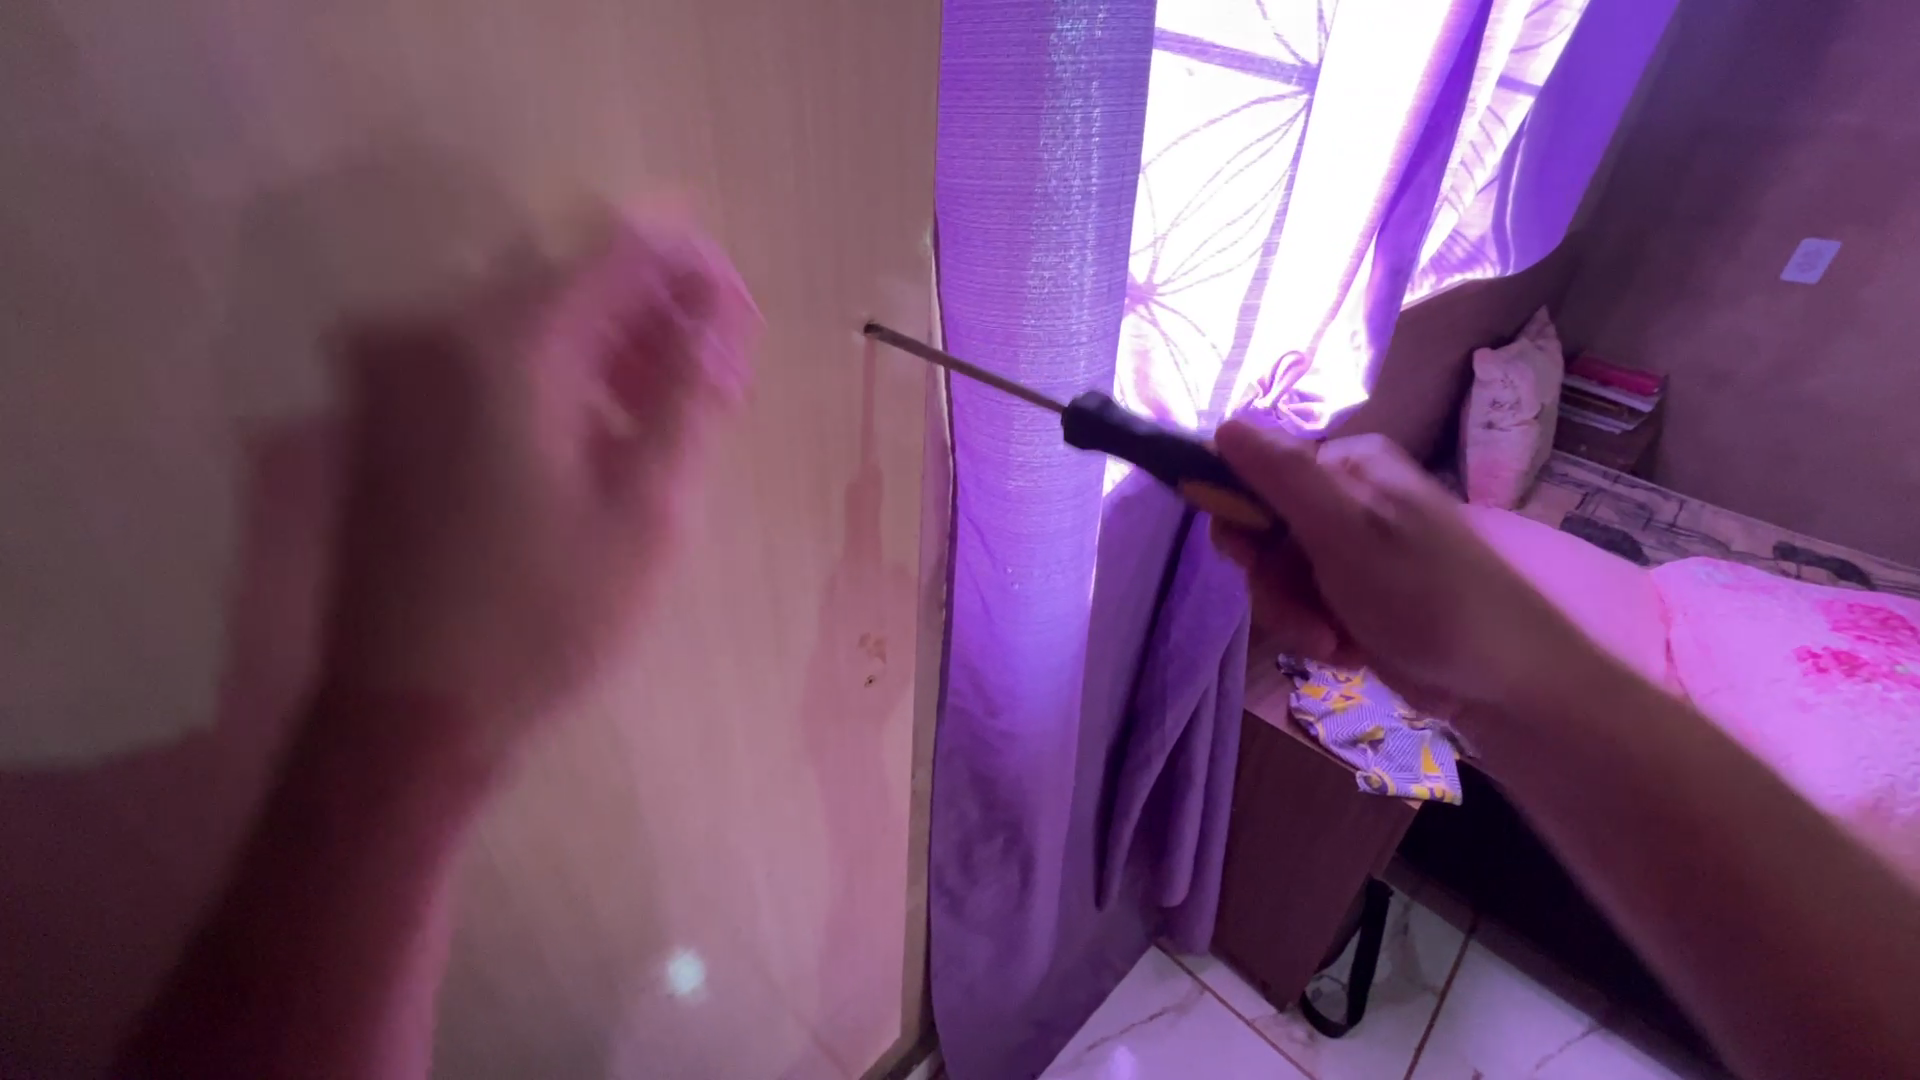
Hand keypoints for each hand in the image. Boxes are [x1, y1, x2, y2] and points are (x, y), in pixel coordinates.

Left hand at [322, 215, 755, 750]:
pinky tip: (602, 431)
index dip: (691, 274)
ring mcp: (390, 372)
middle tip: (718, 377)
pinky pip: (485, 362)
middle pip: (569, 283)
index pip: (617, 257)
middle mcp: (428, 333)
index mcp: (500, 348)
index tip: (740, 315)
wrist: (411, 713)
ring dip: (610, 353)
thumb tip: (725, 312)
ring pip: (528, 323)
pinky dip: (555, 380)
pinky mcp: (380, 415)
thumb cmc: (547, 616)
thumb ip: (691, 396)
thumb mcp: (648, 511)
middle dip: (655, 319)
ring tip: (672, 413)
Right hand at [1211, 422, 1591, 713]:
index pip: (1255, 474)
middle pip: (1259, 532)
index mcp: (1347, 466)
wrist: (1503, 683)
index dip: (1239, 518)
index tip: (1247, 558)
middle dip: (1270, 582)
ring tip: (1330, 641)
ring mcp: (1349, 548)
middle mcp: (1345, 498)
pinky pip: (1299, 603)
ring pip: (1274, 576)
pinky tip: (1345, 648)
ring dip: (1292, 615)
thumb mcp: (1345, 532)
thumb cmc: (1424, 597)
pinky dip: (1313, 630)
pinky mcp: (1352, 591)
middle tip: (1297, 610)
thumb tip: (1222, 426)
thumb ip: (1283, 478)